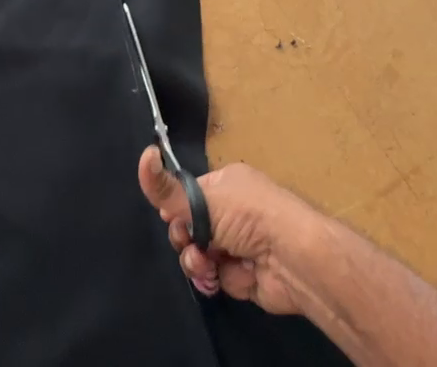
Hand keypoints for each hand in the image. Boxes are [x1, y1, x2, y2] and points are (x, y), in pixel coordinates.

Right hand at [138, 146, 312, 313]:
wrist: (292, 259)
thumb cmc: (249, 216)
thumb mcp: (203, 198)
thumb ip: (167, 188)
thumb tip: (144, 157)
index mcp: (226, 186)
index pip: (188, 195)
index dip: (175, 208)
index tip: (170, 217)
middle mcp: (232, 213)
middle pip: (189, 227)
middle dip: (184, 238)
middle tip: (190, 242)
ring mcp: (237, 245)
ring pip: (197, 253)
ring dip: (195, 260)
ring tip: (207, 265)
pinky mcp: (241, 276)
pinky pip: (212, 276)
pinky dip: (211, 278)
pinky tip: (215, 278)